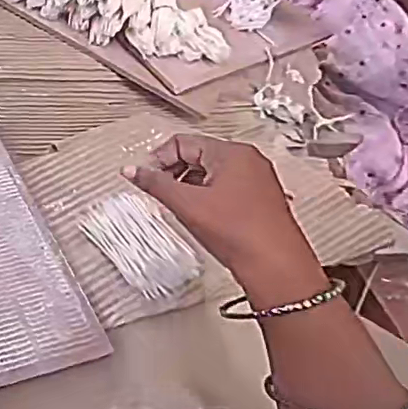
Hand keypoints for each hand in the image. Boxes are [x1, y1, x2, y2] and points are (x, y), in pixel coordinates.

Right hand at [129, 135, 313, 282]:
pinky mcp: (259, 196)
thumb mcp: (185, 203)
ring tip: (180, 204)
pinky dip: (204, 194)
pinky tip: (199, 213)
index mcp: (232, 153)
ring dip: (187, 183)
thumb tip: (133, 170)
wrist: (274, 265)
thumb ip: (154, 183)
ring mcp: (256, 178)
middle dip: (173, 171)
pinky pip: (223, 184)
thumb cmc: (240, 233)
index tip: (147, 177)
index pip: (182, 142)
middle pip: (196, 153)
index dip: (158, 159)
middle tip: (160, 190)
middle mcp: (248, 160)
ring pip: (209, 170)